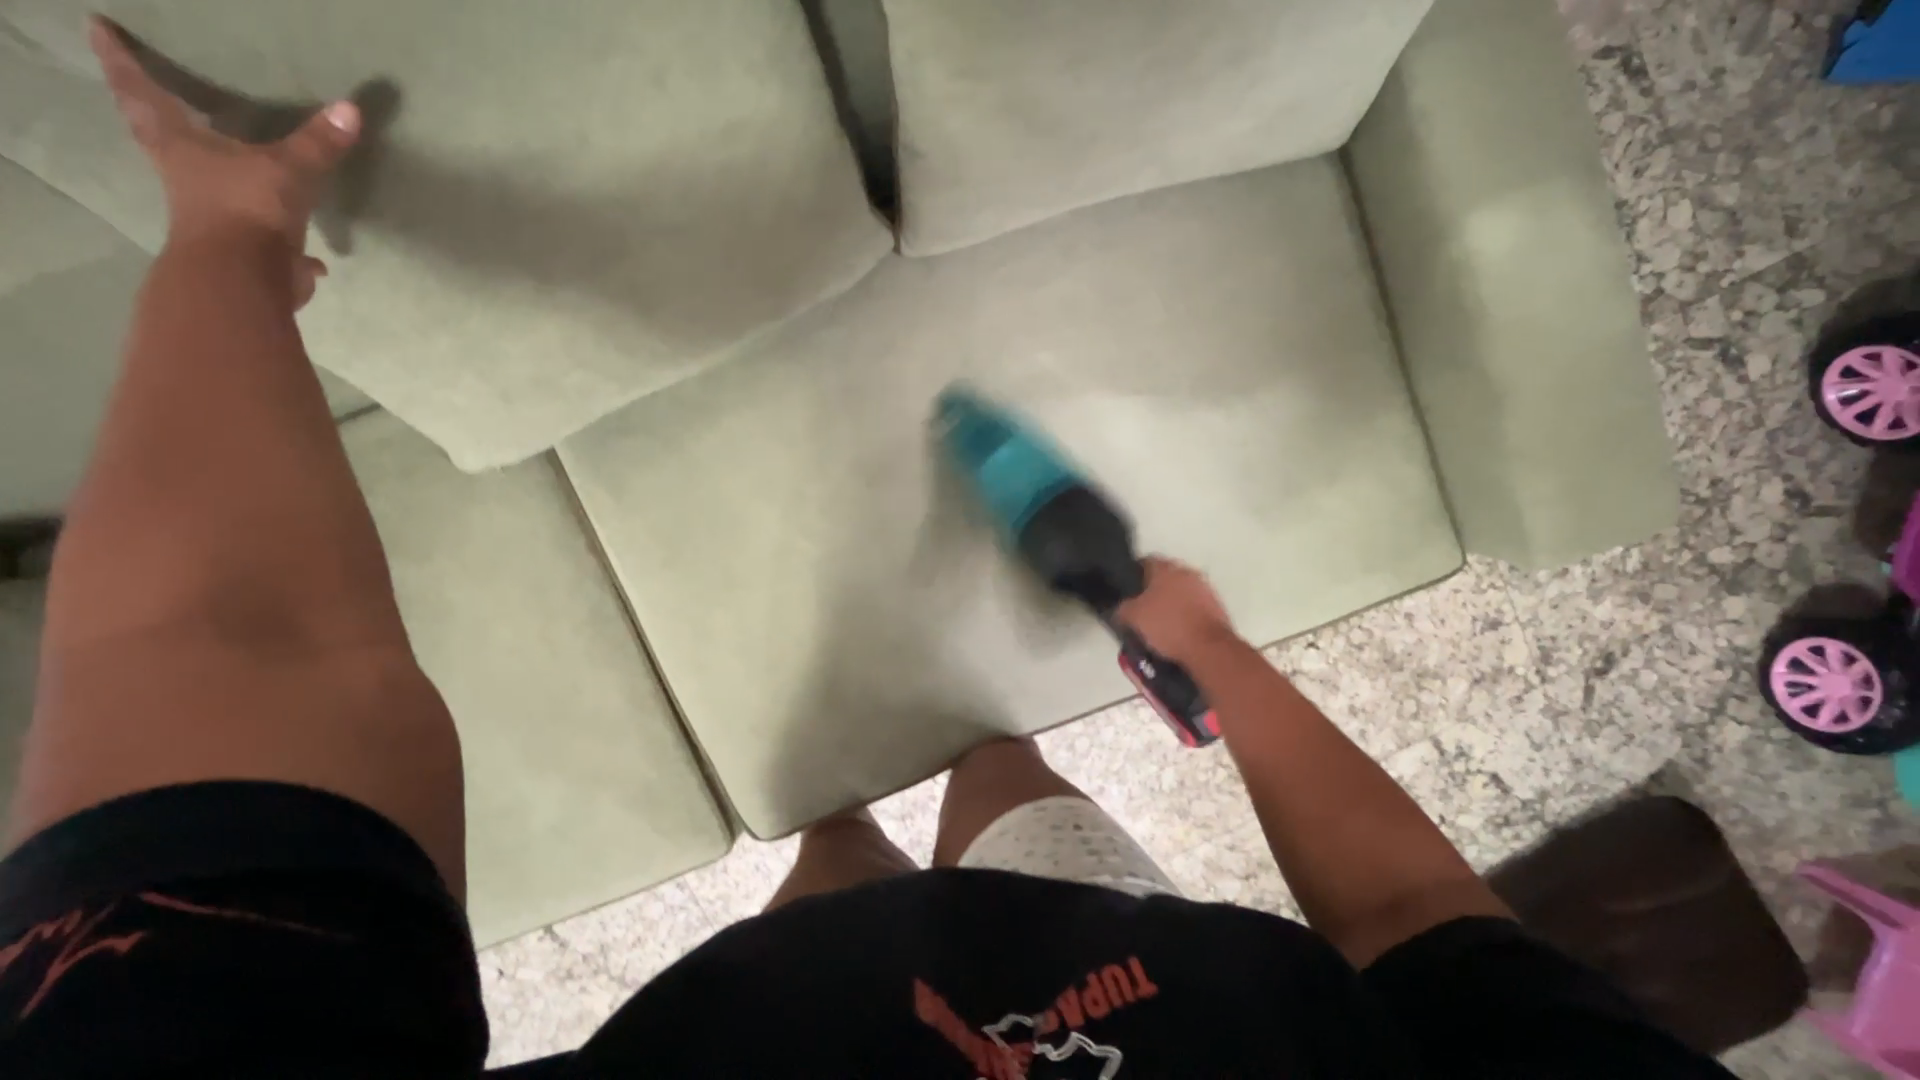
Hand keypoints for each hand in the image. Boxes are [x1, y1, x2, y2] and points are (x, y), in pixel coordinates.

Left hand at [88, 16, 358, 309]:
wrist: (243, 278)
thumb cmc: (248, 209)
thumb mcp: (290, 170)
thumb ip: (318, 143)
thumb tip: (350, 108)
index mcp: (182, 147)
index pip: (144, 93)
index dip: (124, 62)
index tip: (95, 29)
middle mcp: (186, 178)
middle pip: (162, 137)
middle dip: (155, 116)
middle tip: (139, 88)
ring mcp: (211, 217)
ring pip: (208, 188)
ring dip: (216, 179)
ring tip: (230, 168)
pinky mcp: (240, 251)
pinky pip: (264, 241)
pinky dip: (288, 251)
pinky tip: (312, 261)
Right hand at [1117, 556, 1237, 664]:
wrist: (1209, 648)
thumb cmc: (1167, 625)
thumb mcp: (1132, 618)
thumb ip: (1122, 608)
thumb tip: (1121, 608)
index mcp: (1166, 568)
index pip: (1144, 561)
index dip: (1131, 575)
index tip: (1125, 592)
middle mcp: (1187, 572)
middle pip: (1164, 578)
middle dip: (1152, 592)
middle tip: (1140, 610)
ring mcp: (1205, 589)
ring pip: (1180, 593)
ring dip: (1170, 605)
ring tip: (1158, 626)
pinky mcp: (1217, 608)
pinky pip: (1193, 608)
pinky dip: (1184, 617)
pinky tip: (1176, 634)